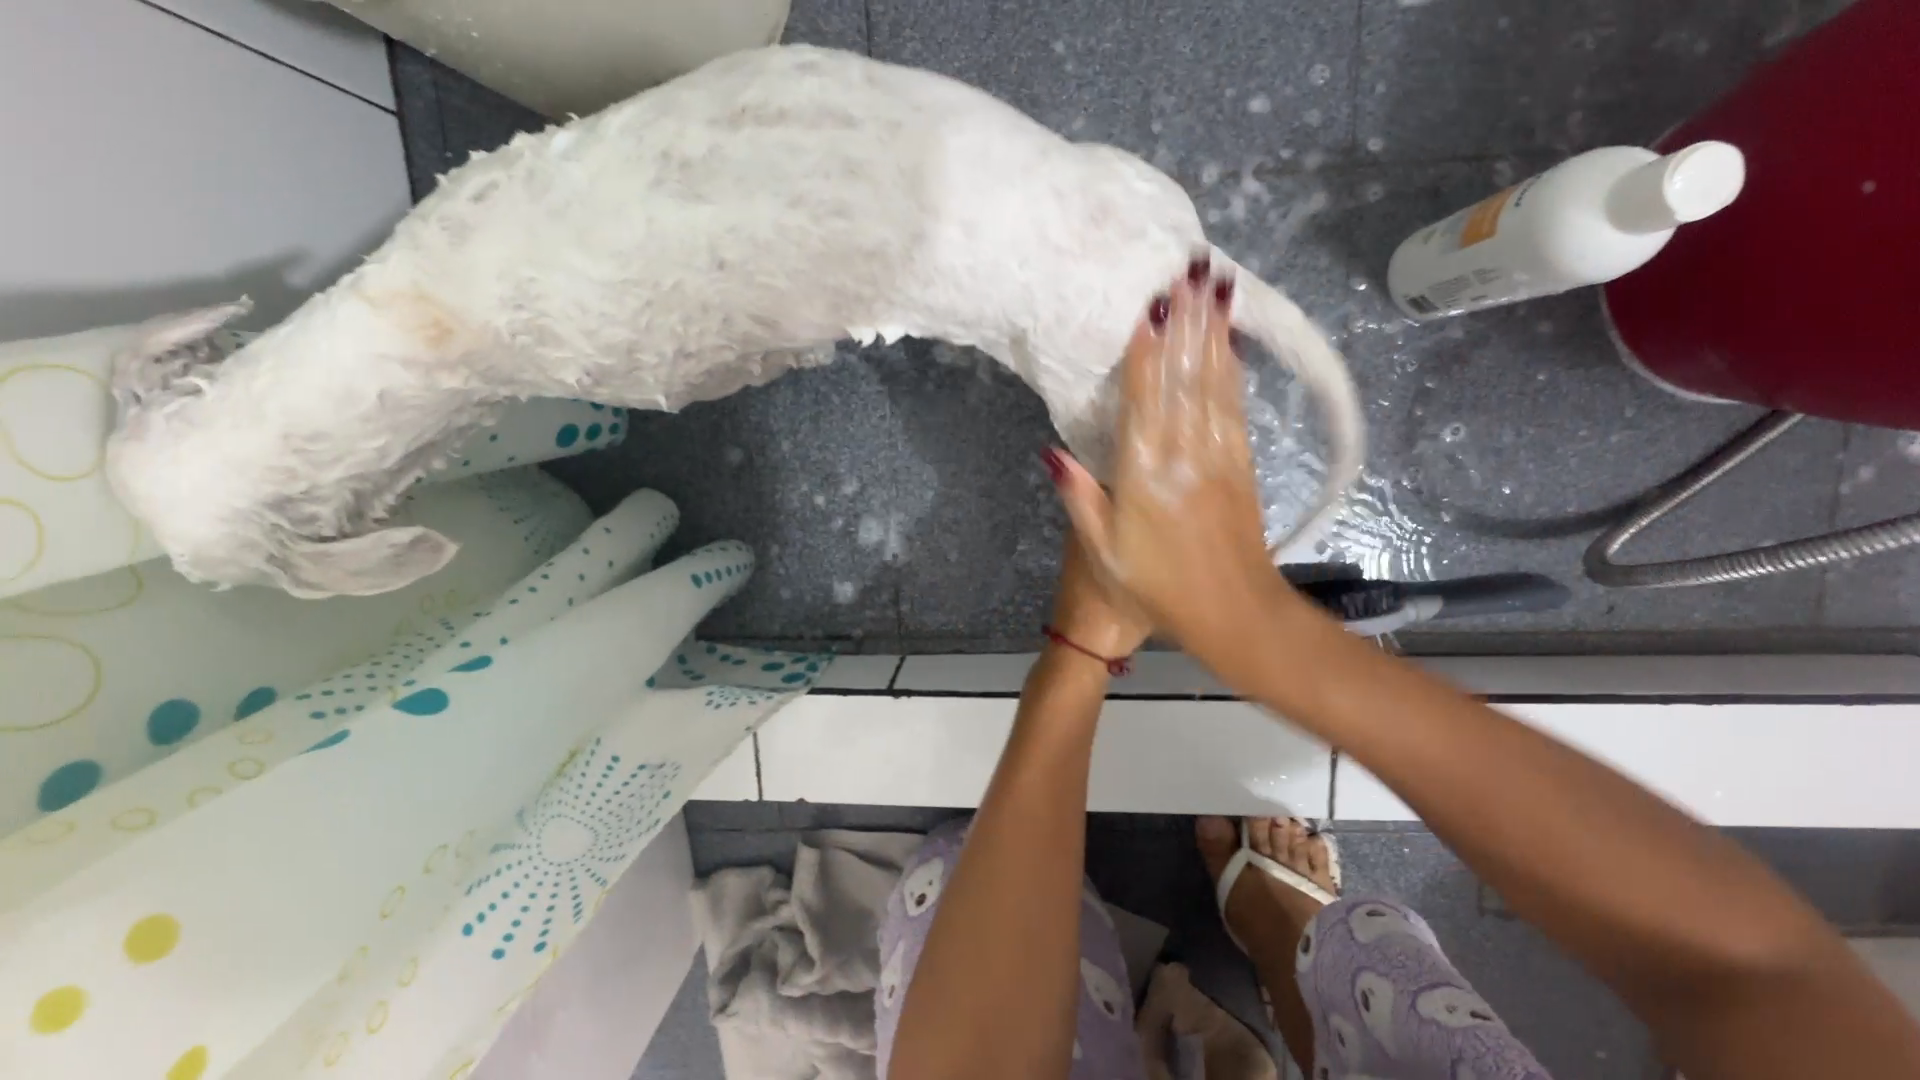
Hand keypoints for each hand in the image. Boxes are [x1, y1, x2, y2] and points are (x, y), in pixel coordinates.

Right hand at [1044, 257, 1301, 663]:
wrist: (1232, 610)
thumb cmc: (1156, 585)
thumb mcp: (1103, 551)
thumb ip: (1080, 497)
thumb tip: (1052, 450)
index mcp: (1144, 473)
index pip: (1144, 398)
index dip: (1145, 349)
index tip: (1149, 301)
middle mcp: (1184, 453)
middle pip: (1184, 376)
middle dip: (1186, 320)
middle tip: (1191, 267)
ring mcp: (1219, 454)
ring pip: (1214, 381)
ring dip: (1213, 331)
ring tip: (1215, 284)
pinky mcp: (1243, 462)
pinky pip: (1235, 405)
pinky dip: (1234, 367)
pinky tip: (1232, 340)